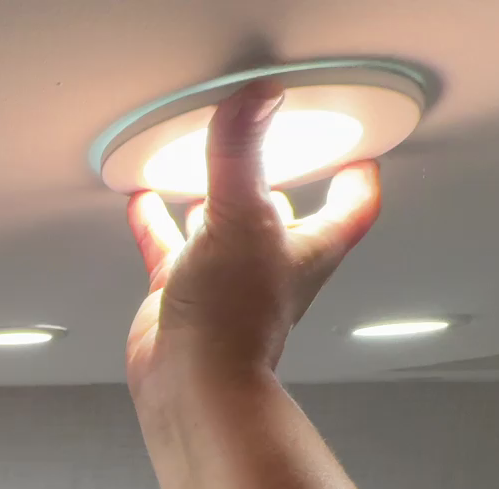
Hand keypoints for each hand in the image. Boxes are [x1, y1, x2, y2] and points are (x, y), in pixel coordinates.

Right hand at [124, 81, 381, 395]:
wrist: (187, 379)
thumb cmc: (230, 320)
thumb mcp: (240, 219)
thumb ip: (241, 157)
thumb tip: (255, 100)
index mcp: (306, 245)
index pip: (350, 204)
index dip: (355, 177)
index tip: (353, 153)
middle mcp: (268, 262)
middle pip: (281, 213)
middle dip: (272, 180)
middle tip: (265, 146)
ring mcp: (222, 279)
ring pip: (220, 227)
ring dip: (209, 199)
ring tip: (194, 166)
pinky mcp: (179, 293)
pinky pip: (169, 248)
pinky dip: (156, 223)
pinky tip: (143, 203)